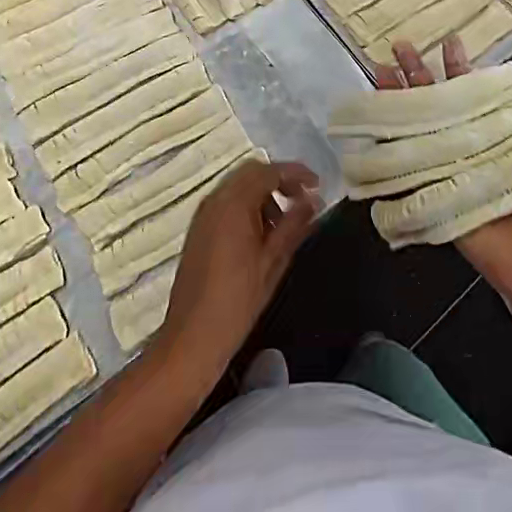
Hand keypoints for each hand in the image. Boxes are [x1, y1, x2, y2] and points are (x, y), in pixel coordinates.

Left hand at [159, 161, 321, 367]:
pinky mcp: (199, 230)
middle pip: (251, 172)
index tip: (319, 185)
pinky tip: (262, 234)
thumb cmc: (237, 301)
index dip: (297, 174)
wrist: (192, 338)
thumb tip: (313, 200)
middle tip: (303, 199)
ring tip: (285, 223)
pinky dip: (248, 206)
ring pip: (238, 186)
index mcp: (234, 205)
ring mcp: (203, 215)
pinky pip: (227, 203)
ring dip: (264, 194)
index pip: (269, 172)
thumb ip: (295, 225)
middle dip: (280, 180)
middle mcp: (215, 201)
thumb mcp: (274, 261)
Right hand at [371, 38, 511, 308]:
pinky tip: (374, 126)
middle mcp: (465, 147)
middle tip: (400, 46)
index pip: (471, 95)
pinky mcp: (430, 195)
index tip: (449, 43)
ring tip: (381, 70)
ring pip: (416, 129)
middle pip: (436, 104)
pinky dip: (388, 149)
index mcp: (492, 135)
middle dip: (418, 74)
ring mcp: (445, 169)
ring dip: (398, 100)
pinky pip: (405, 170)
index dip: (459, 69)